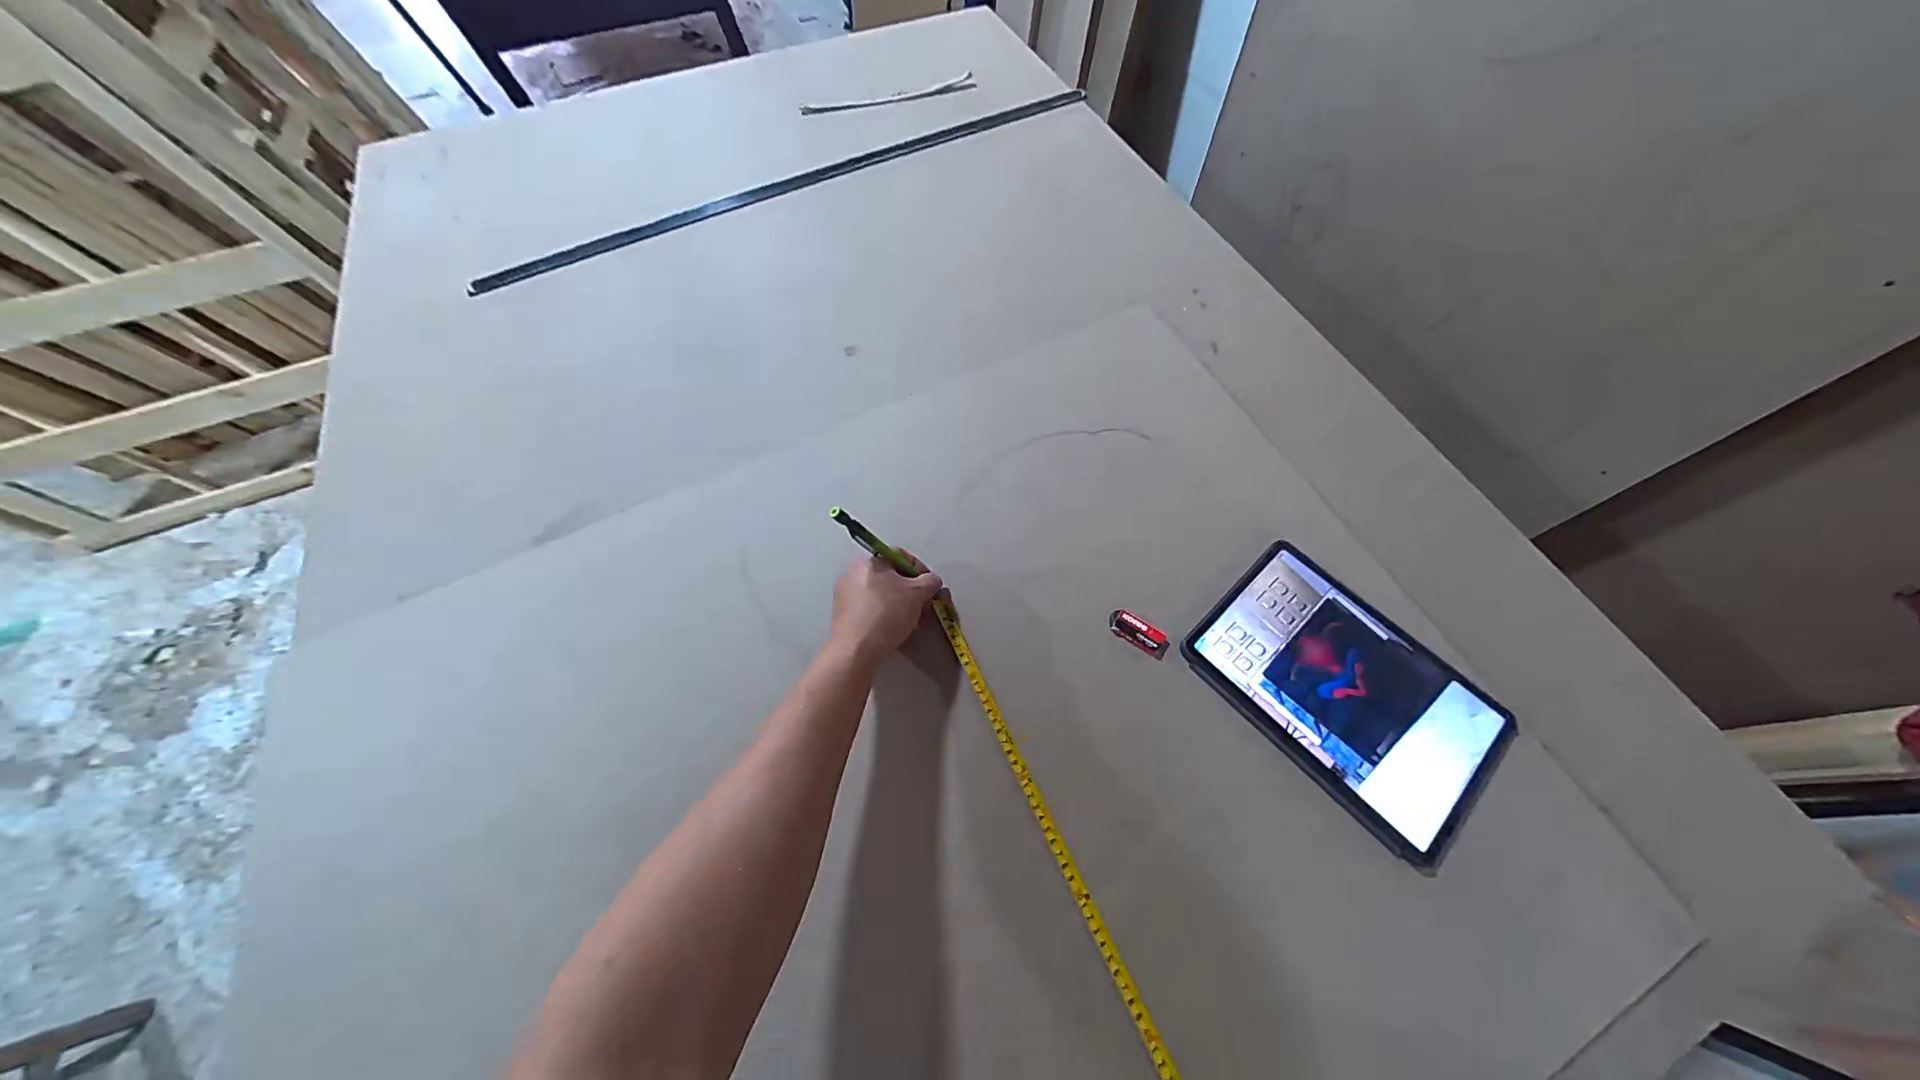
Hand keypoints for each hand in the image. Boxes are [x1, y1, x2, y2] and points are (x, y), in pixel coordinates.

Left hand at [829, 552, 942, 664]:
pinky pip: (871, 607)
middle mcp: (853, 572)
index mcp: (869, 561)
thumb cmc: (887, 614)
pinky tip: (894, 629)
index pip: (901, 556)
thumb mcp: (917, 594)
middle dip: (912, 592)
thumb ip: (930, 581)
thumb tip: (931, 581)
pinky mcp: (843, 613)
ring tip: (911, 622)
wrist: (856, 649)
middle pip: (892, 577)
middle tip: (922, 609)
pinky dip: (886, 614)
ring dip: (901, 604)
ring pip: (883, 593)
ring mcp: (845, 593)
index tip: (930, 588)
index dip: (921, 570)